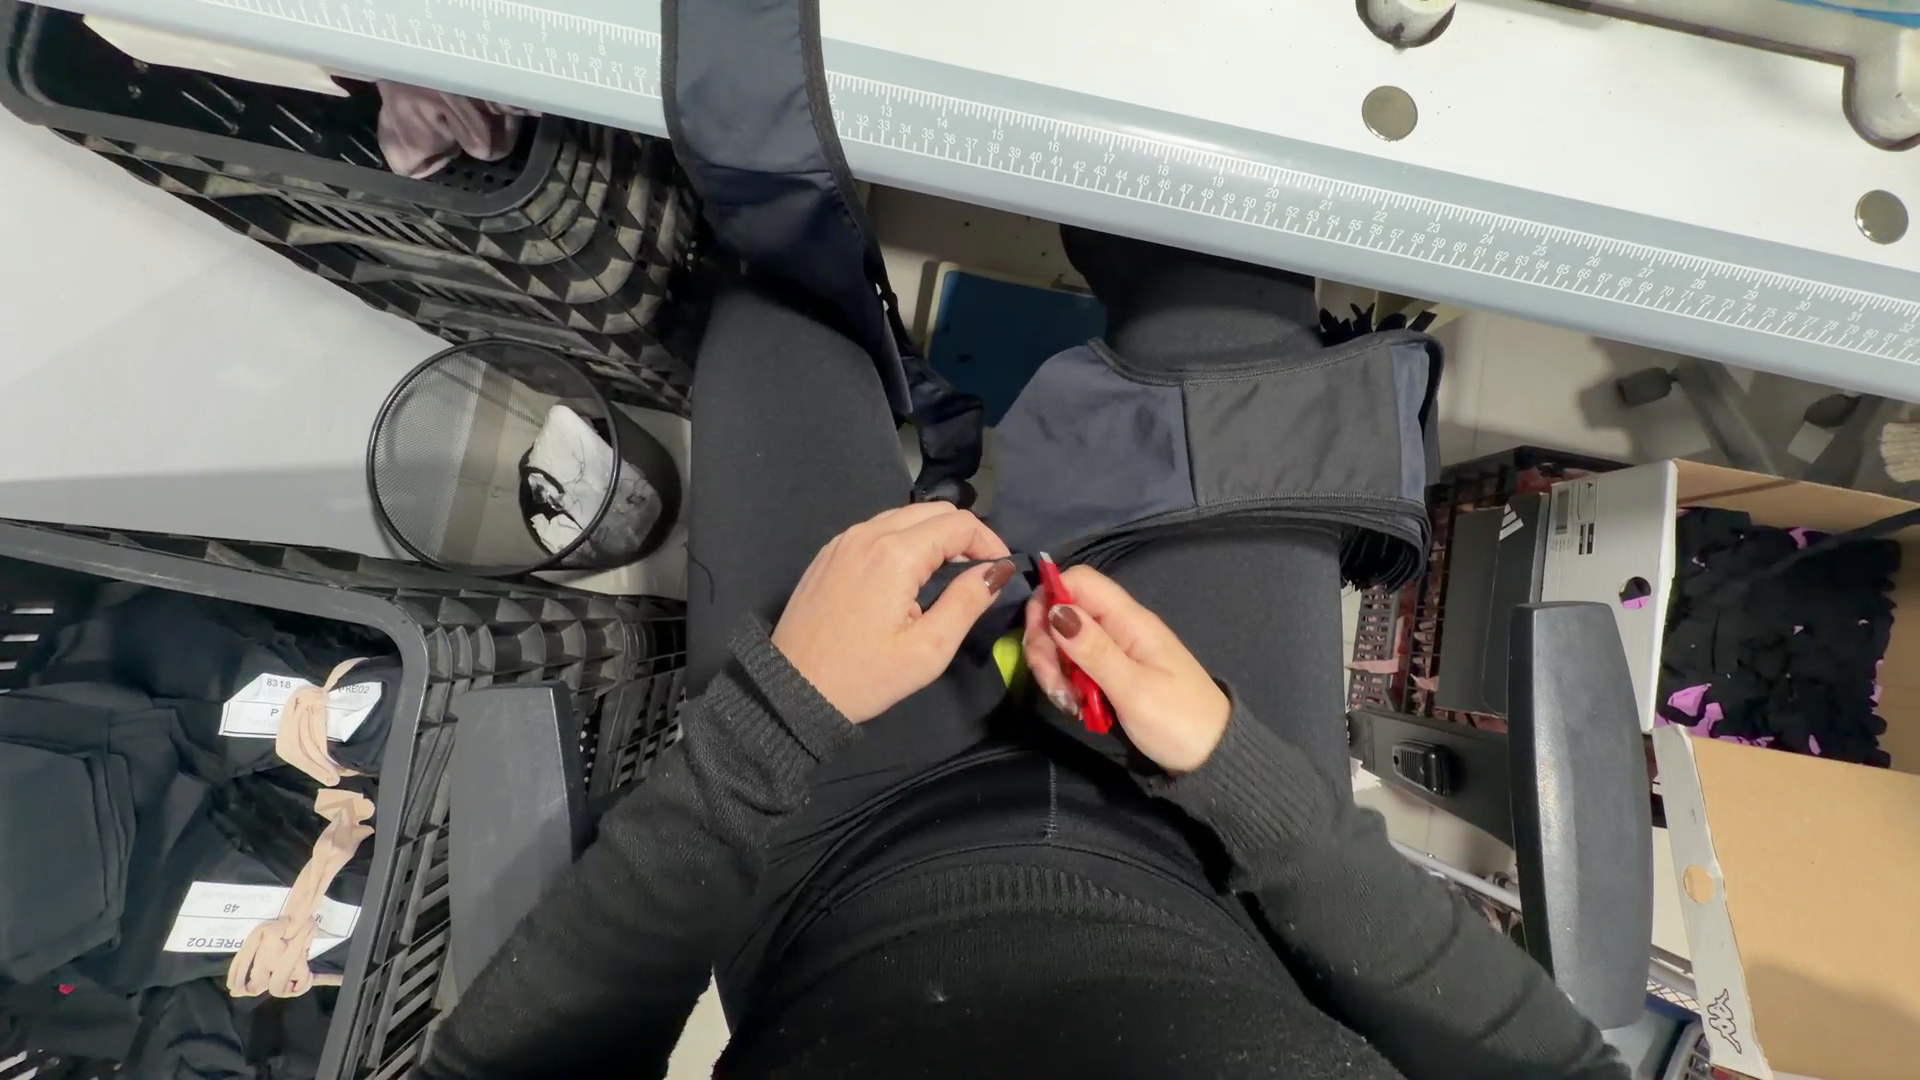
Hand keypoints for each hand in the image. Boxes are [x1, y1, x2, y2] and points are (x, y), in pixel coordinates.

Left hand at [773, 504, 1015, 722]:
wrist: (791, 690)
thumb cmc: (865, 676)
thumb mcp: (929, 648)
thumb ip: (967, 601)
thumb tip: (996, 570)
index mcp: (896, 554)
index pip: (959, 524)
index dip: (989, 541)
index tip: (1000, 569)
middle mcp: (868, 533)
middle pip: (933, 511)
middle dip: (964, 534)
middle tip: (978, 571)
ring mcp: (844, 540)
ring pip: (904, 516)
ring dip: (933, 535)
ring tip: (947, 573)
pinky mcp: (830, 553)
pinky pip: (877, 529)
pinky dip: (903, 540)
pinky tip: (907, 575)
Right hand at [1024, 565, 1229, 773]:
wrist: (1213, 758)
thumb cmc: (1179, 721)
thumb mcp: (1133, 688)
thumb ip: (1092, 649)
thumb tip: (1056, 610)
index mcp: (1129, 619)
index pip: (1078, 580)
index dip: (1050, 599)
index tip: (1040, 639)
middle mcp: (1119, 626)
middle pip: (1063, 611)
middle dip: (1046, 645)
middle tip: (1054, 686)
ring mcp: (1114, 649)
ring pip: (1064, 640)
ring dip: (1054, 669)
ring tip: (1069, 703)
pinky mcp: (1110, 671)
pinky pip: (1075, 664)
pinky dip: (1066, 682)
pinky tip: (1075, 706)